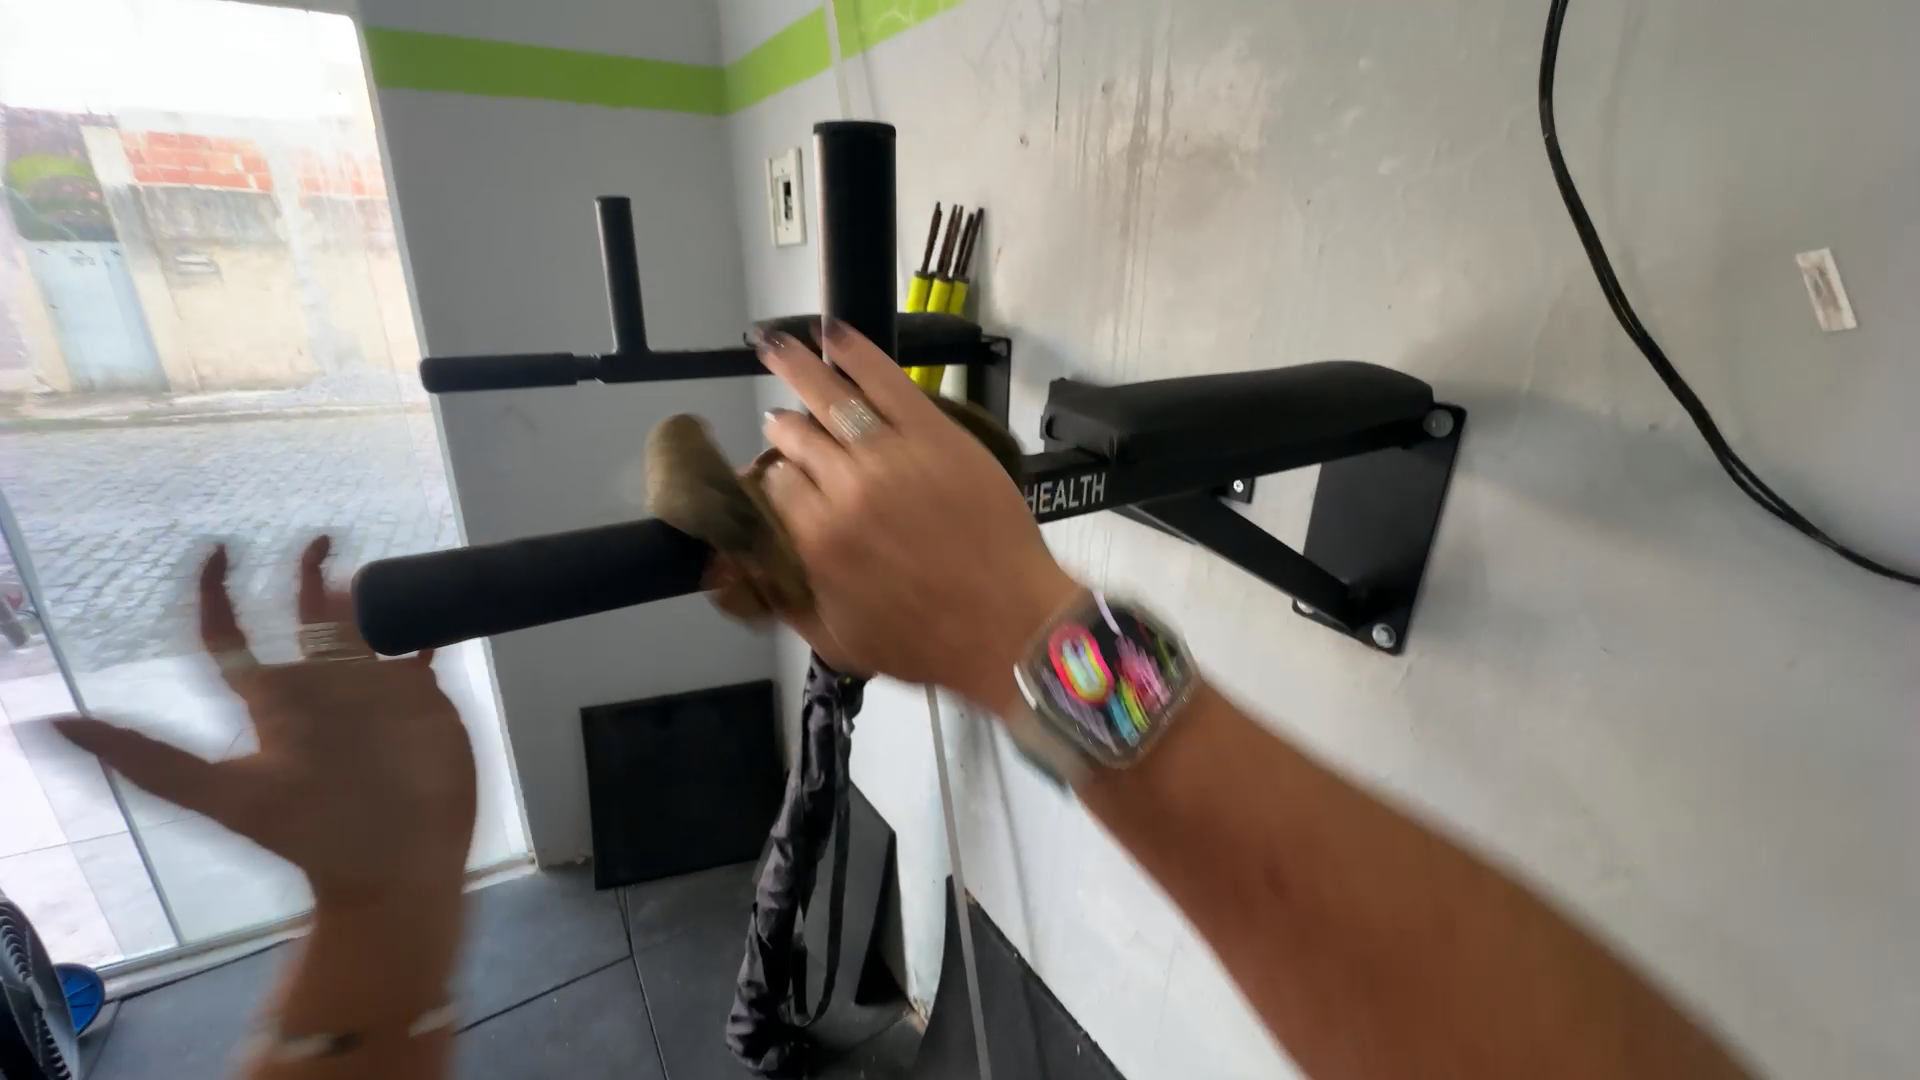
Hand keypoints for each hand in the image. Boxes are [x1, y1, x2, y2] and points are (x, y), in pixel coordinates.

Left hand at [54, 537, 476, 908]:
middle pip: (305, 621)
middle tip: (319, 538)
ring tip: (374, 566)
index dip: (218, 595)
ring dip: (367, 594)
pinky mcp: (421, 697)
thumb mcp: (223, 797)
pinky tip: (433, 604)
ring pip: (365, 627)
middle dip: (305, 577)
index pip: (233, 639)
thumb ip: (148, 760)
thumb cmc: (314, 831)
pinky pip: (420, 648)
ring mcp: (374, 691)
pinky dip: (425, 625)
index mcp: (272, 705)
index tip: (220, 550)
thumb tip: (45, 723)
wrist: (395, 860)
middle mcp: (319, 689)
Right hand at [754, 319, 1079, 710]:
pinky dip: (856, 353)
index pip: (774, 486)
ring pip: (830, 399)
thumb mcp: (837, 641)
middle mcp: (845, 489)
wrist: (1010, 627)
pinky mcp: (935, 435)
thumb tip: (740, 564)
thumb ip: (781, 598)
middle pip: (796, 439)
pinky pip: (887, 381)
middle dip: (783, 430)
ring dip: (796, 366)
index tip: (778, 478)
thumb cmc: (928, 642)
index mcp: (815, 541)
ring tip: (775, 345)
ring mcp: (892, 455)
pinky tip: (833, 334)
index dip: (772, 480)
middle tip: (779, 425)